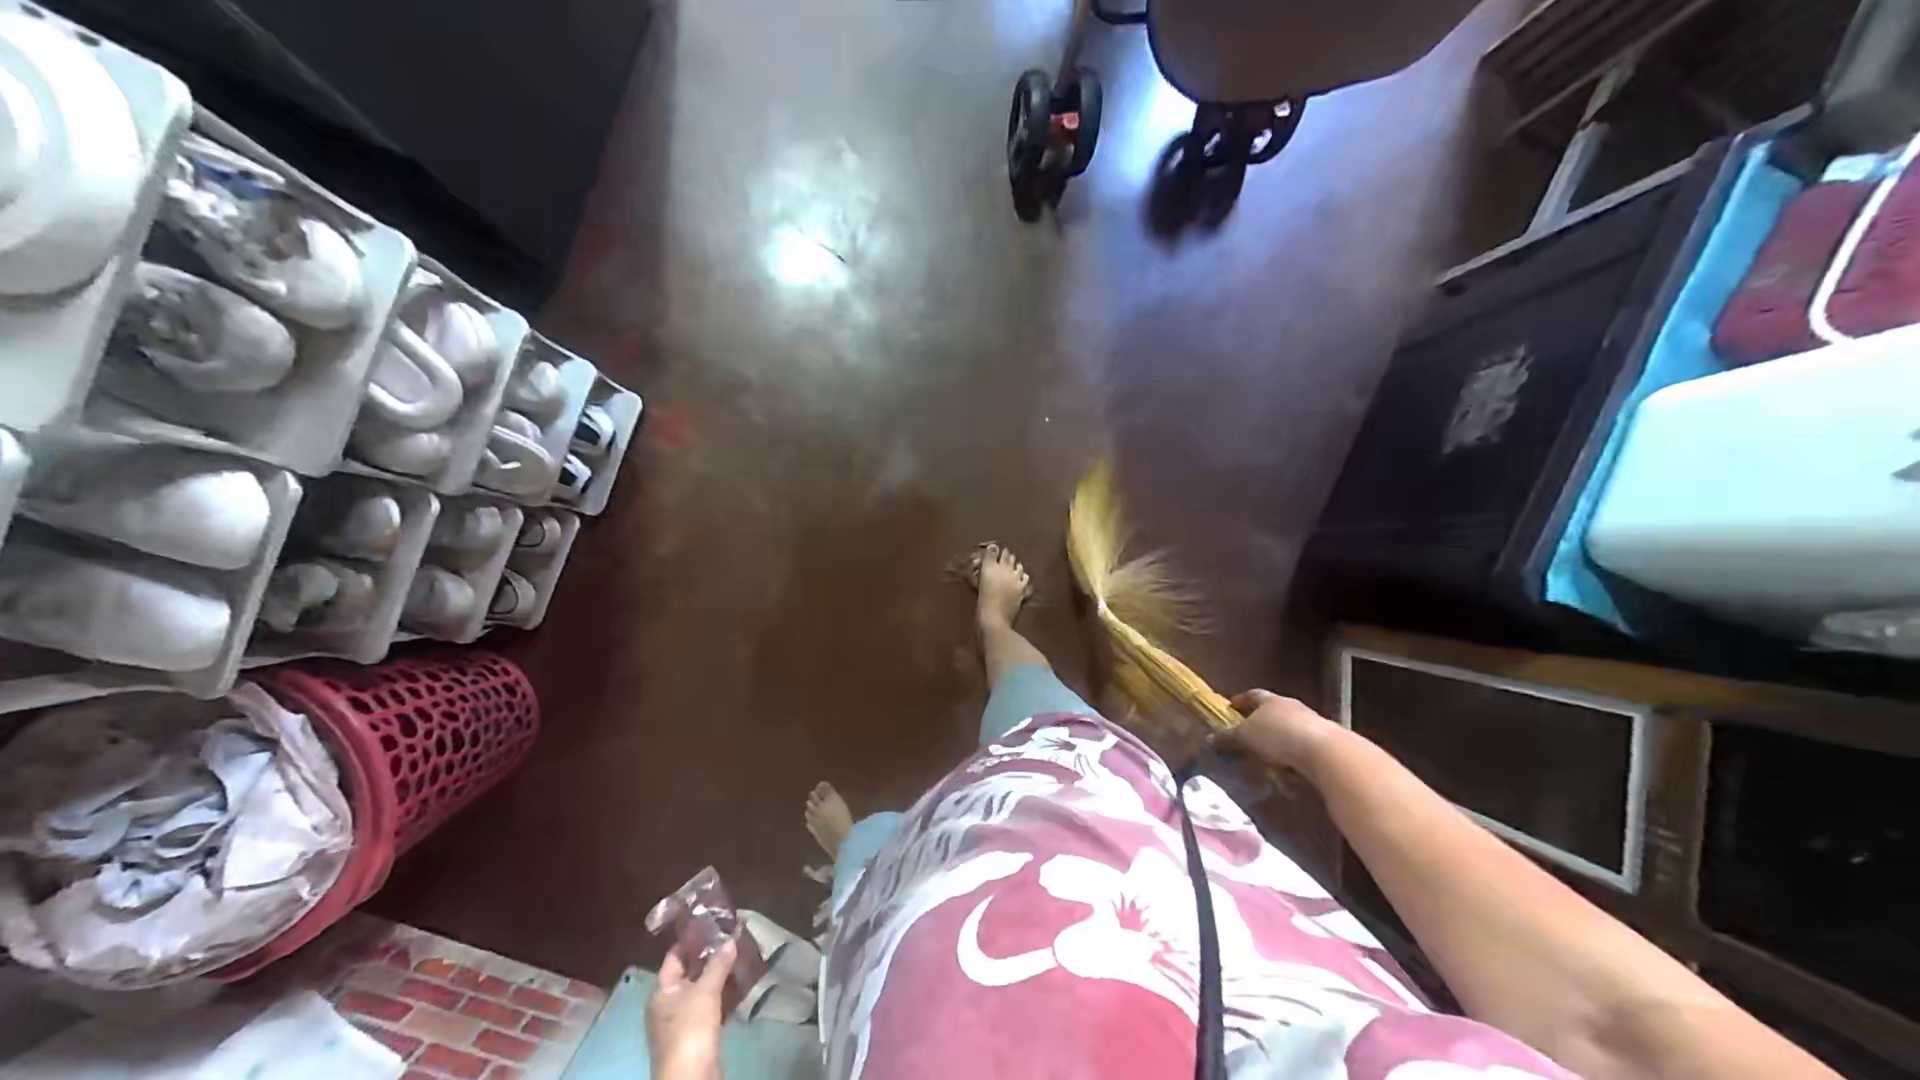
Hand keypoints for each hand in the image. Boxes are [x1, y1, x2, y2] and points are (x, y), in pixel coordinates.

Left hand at [646, 938, 736, 1079]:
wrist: (690, 1079)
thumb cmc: (690, 1029)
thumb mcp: (705, 991)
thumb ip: (718, 964)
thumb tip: (730, 938)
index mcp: (661, 992)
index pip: (674, 957)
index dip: (691, 940)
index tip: (713, 924)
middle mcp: (667, 1005)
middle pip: (689, 974)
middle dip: (710, 958)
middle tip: (733, 939)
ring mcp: (681, 1022)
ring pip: (701, 991)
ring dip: (719, 977)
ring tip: (740, 958)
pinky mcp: (696, 1036)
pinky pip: (709, 1008)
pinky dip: (722, 997)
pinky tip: (740, 988)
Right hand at [1216, 690, 1341, 772]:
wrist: (1326, 753)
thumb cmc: (1278, 736)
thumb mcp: (1245, 737)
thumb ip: (1227, 738)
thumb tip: (1208, 739)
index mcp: (1271, 700)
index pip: (1253, 695)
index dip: (1241, 701)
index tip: (1231, 707)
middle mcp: (1293, 707)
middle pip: (1272, 711)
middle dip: (1259, 723)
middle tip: (1246, 736)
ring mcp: (1312, 724)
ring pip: (1289, 730)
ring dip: (1278, 741)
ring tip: (1265, 758)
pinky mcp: (1326, 744)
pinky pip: (1302, 748)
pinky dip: (1292, 756)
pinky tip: (1286, 770)